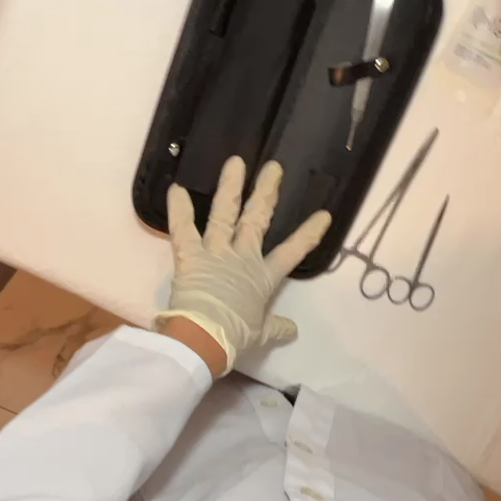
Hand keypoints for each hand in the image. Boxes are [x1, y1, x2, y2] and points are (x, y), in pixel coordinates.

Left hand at [157, 157, 330, 375]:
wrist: (206, 338)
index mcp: (263, 279)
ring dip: (230, 187)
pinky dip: (179, 210)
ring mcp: (216, 253)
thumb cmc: (235, 337)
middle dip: (266, 193)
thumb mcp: (260, 334)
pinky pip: (182, 230)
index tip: (323, 215)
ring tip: (235, 162)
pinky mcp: (190, 256)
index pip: (292, 253)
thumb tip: (293, 330)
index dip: (308, 234)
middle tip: (273, 168)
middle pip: (257, 220)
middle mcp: (242, 258)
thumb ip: (276, 328)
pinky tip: (176, 189)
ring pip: (224, 214)